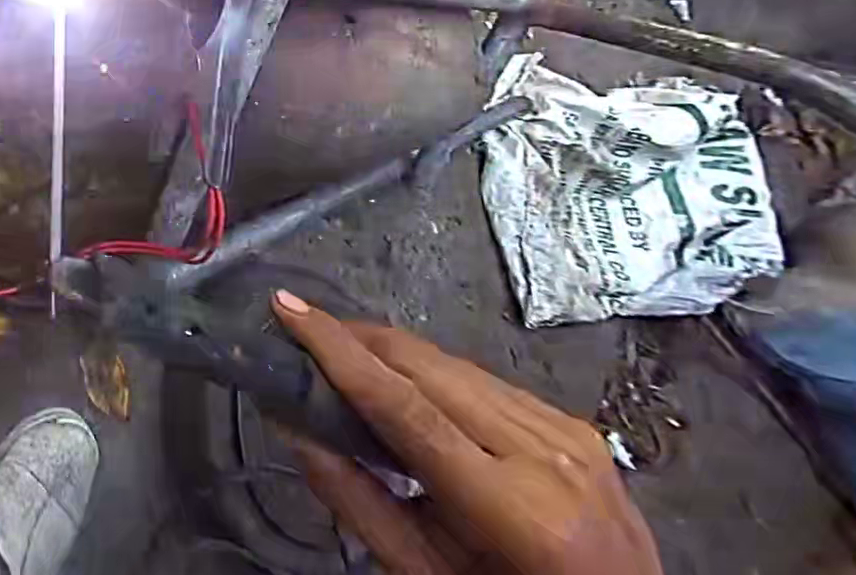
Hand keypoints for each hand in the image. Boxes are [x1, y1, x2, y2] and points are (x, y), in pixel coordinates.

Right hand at [271, 291, 661, 574]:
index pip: (401, 403)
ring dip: (384, 350)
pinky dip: (425, 370)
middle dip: (353, 338)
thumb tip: (287, 421)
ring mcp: (566, 432)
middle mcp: (547, 456)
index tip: (285, 306)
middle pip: (421, 365)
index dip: (335, 348)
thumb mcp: (424, 573)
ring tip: (341, 356)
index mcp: (514, 510)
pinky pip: (474, 375)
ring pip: (445, 361)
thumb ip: (351, 496)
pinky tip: (401, 383)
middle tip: (300, 331)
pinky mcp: (570, 420)